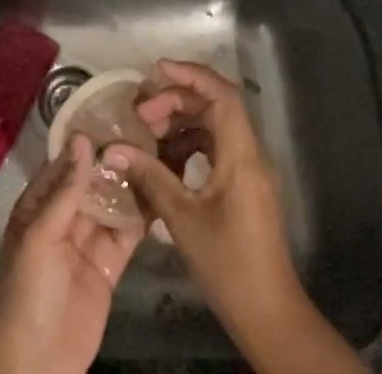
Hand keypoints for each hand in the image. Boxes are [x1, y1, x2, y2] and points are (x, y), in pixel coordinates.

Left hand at [0, 134, 143, 373]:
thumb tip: (83, 140)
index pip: (64, 166)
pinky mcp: (109, 266)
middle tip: (149, 131)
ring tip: (163, 154)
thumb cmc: (29, 291)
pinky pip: (126, 234)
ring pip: (112, 206)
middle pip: (91, 184)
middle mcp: (63, 218)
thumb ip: (65, 191)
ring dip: (132, 185)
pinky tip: (164, 193)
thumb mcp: (41, 235)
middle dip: (114, 162)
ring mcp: (87, 243)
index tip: (116, 115)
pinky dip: (143, 217)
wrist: (39, 358)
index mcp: (37, 206)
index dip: (86, 143)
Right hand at [107, 60, 300, 324]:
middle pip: (217, 108)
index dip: (190, 76)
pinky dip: (190, 147)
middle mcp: (250, 156)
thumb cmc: (227, 262)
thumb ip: (149, 176)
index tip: (156, 70)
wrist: (267, 310)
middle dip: (177, 102)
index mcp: (241, 156)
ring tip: (148, 136)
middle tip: (141, 115)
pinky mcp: (244, 189)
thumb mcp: (181, 217)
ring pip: (216, 129)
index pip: (222, 96)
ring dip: (182, 124)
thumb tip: (114, 149)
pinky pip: (217, 151)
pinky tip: (164, 162)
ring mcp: (250, 173)